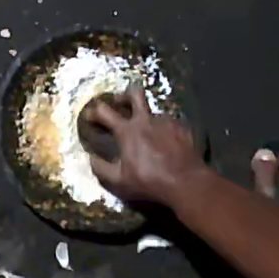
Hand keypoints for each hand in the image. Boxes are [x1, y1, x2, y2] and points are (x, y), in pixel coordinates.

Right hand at [85, 83, 205, 202]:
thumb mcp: (118, 180)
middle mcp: (146, 121)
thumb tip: (90, 157)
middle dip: (125, 95)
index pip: (104, 110)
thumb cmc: (149, 181)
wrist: (188, 183)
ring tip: (148, 133)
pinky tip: (166, 142)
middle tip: (121, 105)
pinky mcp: (184, 129)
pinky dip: (164, 130)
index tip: (90, 117)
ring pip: (154, 112)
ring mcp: (167, 123)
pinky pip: (170, 123)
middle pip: (134, 94)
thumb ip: (100, 167)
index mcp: (127, 130)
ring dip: (147, 119)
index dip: (93, 111)